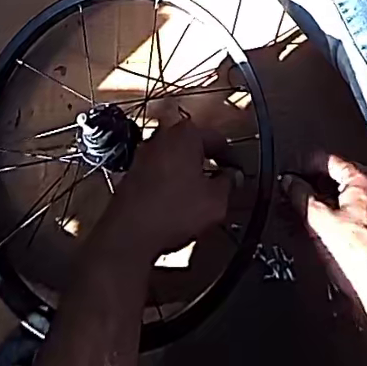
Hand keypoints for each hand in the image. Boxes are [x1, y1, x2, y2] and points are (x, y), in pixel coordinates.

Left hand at [93, 114, 237, 263]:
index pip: (217, 139)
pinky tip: (175, 200)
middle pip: (193, 143)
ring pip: (174, 155)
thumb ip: (228, 184)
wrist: (129, 232)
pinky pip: (159, 168)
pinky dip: (169, 179)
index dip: (230, 157)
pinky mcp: (132, 169)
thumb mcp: (214, 202)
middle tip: (219, 179)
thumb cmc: (175, 211)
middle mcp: (164, 135)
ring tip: (197, 193)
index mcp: (186, 134)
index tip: (237, 171)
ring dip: (186, 169)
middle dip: (206, 160)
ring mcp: (145, 151)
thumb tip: (233, 176)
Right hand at [282, 154, 366, 365]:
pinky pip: (347, 211)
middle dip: (309, 184)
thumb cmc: (365, 259)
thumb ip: (300, 196)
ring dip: (318, 201)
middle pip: (332, 175)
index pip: (324, 158)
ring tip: (300, 212)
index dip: (301, 165)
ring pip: (339, 195)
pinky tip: (318, 228)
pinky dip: (330, 215)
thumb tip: (289, 183)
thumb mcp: (320, 221)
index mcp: (362, 178)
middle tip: (291, 192)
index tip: (288, 175)